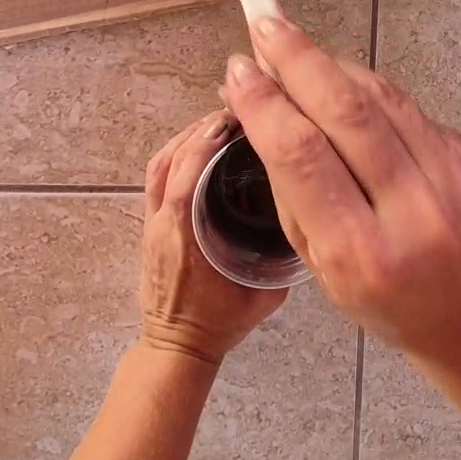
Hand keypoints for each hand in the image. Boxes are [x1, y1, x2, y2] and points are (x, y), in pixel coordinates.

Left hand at [138, 112, 287, 364]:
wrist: (178, 347)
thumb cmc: (221, 322)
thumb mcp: (265, 293)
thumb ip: (283, 257)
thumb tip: (310, 219)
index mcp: (185, 235)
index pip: (188, 172)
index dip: (209, 138)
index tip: (239, 117)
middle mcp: (164, 221)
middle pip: (172, 158)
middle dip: (201, 128)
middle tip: (236, 112)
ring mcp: (153, 221)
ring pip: (160, 163)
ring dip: (187, 136)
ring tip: (218, 121)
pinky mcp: (150, 224)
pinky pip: (155, 176)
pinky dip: (175, 151)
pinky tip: (197, 141)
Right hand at [220, 17, 460, 365]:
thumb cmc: (381, 298)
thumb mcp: (320, 265)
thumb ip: (294, 190)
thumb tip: (266, 108)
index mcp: (361, 252)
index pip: (302, 157)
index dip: (264, 104)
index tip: (237, 71)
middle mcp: (411, 210)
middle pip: (346, 111)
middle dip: (298, 60)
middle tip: (264, 27)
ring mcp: (446, 176)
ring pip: (378, 96)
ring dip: (329, 63)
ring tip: (291, 43)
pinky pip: (403, 103)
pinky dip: (363, 83)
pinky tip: (336, 77)